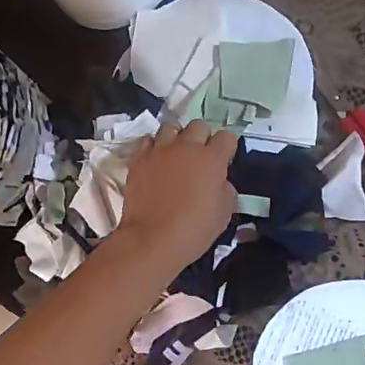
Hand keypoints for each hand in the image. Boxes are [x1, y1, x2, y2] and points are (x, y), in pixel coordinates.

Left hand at [114, 119, 237, 270]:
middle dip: (202, 137)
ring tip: (176, 154)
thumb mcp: (224, 212)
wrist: (152, 239)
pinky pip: (148, 142)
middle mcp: (186, 147)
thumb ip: (225, 189)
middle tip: (199, 157)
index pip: (226, 137)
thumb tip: (219, 181)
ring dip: (177, 137)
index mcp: (212, 158)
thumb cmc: (194, 229)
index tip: (223, 161)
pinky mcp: (138, 160)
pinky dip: (154, 147)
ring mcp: (159, 151)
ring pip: (171, 128)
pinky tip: (156, 161)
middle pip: (198, 126)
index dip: (226, 148)